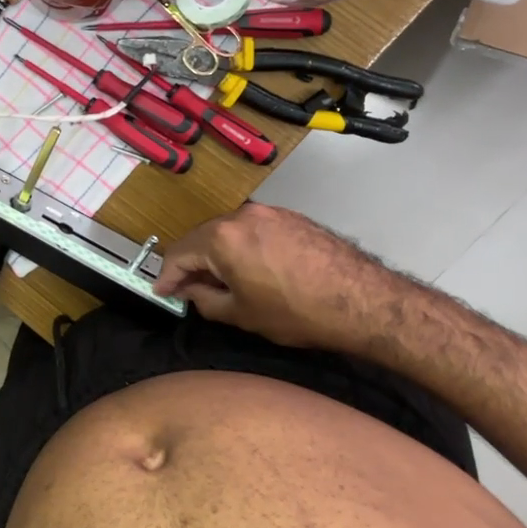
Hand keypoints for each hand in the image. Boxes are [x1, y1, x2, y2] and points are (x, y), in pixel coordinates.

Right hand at [152, 203, 406, 355]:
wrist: (364, 302)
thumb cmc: (298, 312)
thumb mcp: (241, 314)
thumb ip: (204, 300)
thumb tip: (192, 291)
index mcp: (221, 238)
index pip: (178, 254)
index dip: (166, 276)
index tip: (161, 292)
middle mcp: (241, 216)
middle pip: (201, 238)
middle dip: (191, 263)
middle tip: (187, 289)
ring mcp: (269, 213)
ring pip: (228, 232)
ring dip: (218, 254)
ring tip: (221, 281)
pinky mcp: (291, 217)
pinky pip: (253, 230)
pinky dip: (243, 247)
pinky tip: (250, 269)